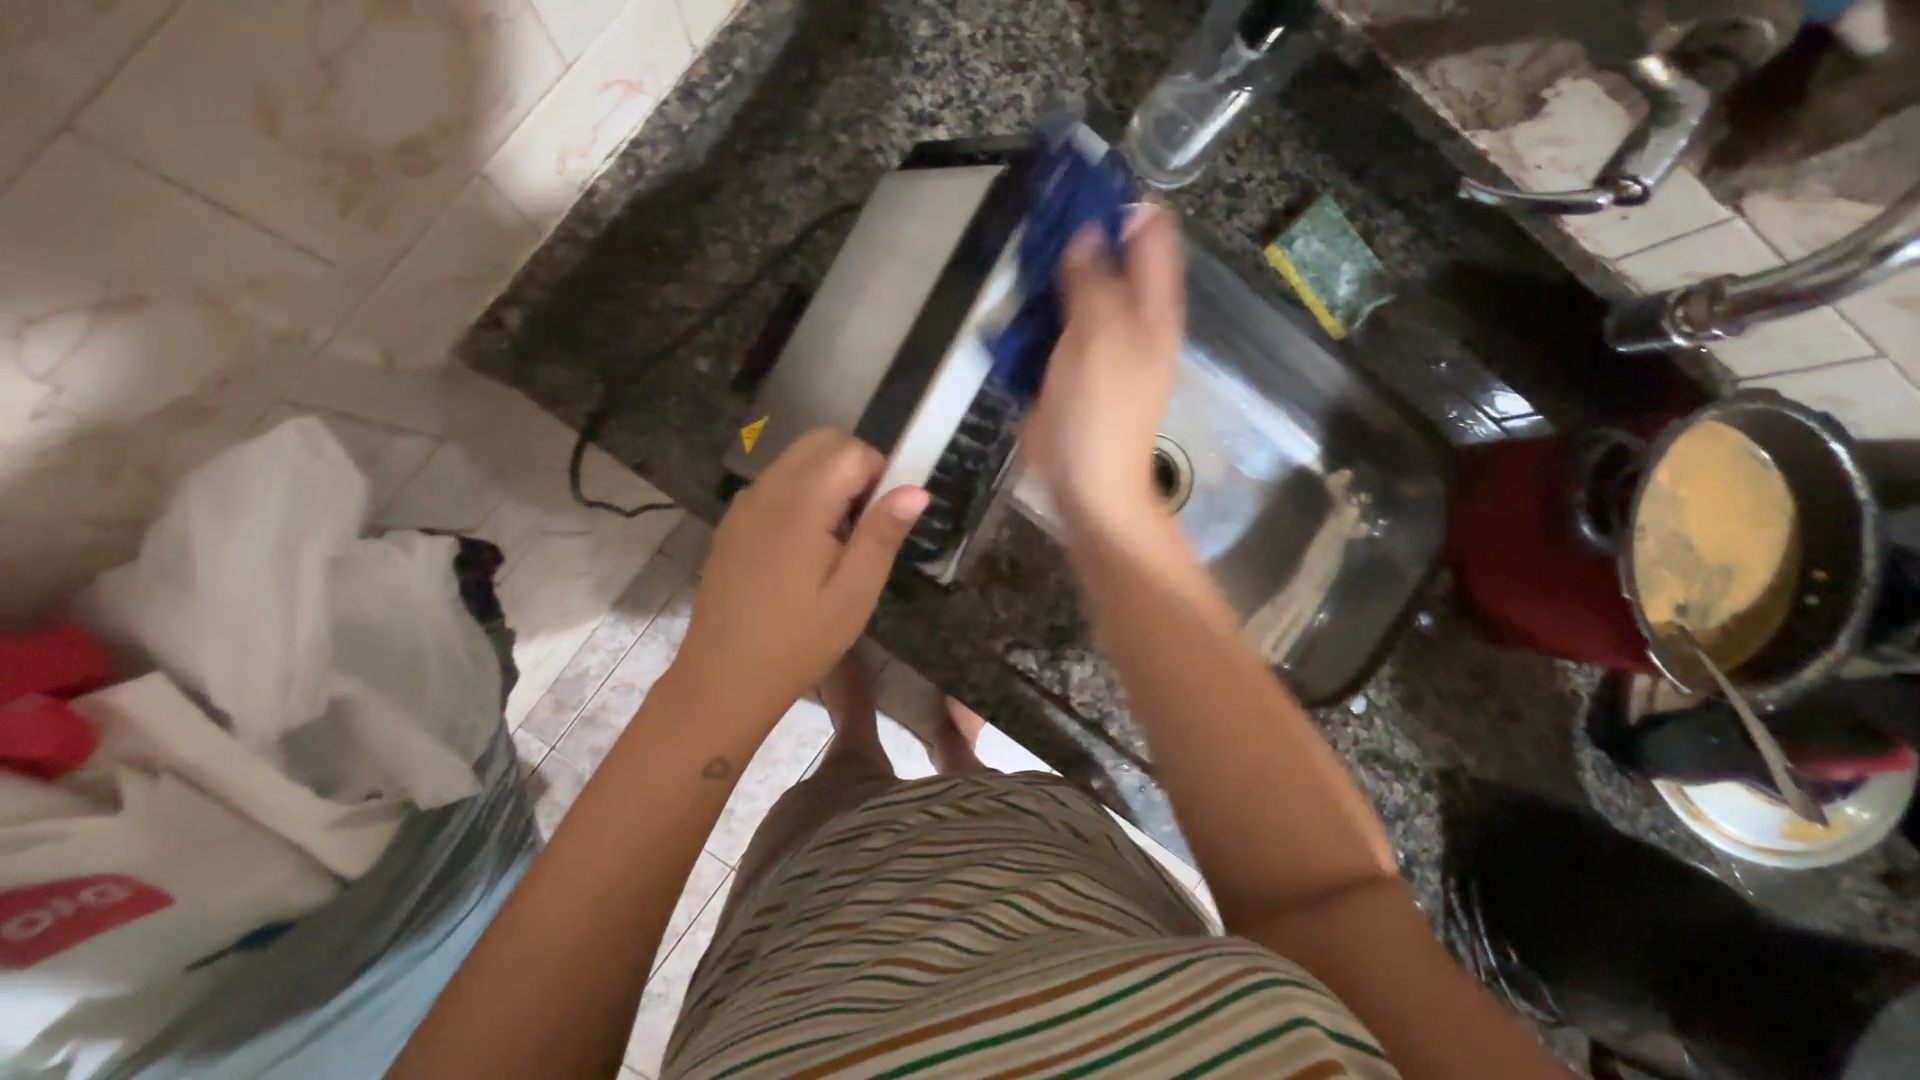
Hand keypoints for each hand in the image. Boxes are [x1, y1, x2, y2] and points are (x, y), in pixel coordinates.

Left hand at [674, 429, 927, 718]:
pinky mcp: (732, 523)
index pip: (851, 449)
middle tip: (865, 525)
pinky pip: (775, 485)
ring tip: (837, 541)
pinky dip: (800, 495)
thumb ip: (883, 534)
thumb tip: (917, 489)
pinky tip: (804, 550)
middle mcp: (767, 489)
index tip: (883, 521)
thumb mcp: (854, 594)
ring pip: (796, 460)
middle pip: (821, 442)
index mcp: (801, 502)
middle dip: (854, 467)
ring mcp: (744, 504)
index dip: (879, 474)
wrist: (724, 677)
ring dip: (827, 480)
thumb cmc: (799, 641)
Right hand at [1024, 204, 1185, 536]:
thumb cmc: (1100, 411)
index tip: (1076, 184)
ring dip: (1048, 270)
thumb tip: (1085, 233)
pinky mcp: (1066, 366)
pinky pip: (1052, 324)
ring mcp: (1096, 342)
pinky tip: (1011, 298)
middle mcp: (1130, 316)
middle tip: (1034, 213)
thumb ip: (1093, 279)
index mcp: (1153, 306)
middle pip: (1109, 256)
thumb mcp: (1100, 336)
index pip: (1149, 232)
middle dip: (1076, 232)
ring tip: (1017, 248)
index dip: (1121, 201)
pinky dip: (1034, 309)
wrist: (1086, 484)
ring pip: (1075, 288)